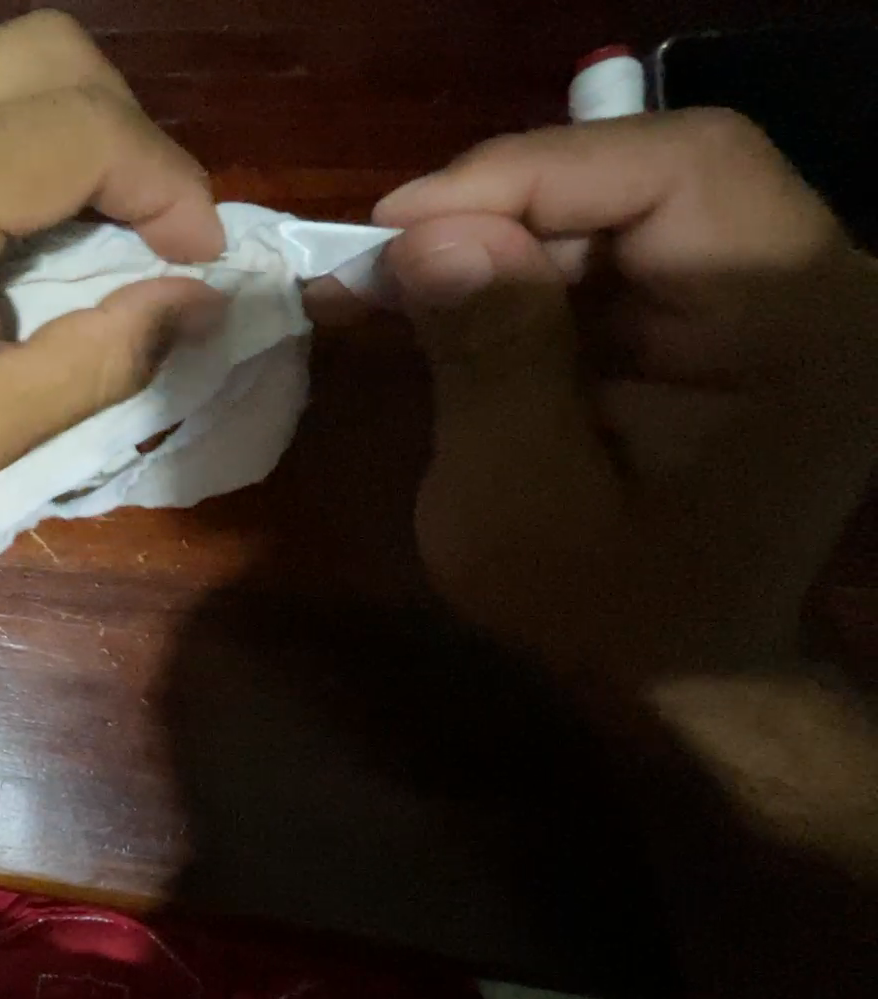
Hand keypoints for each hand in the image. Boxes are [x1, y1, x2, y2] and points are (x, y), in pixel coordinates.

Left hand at [0, 11, 225, 557]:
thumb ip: (101, 359)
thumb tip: (202, 300)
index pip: (75, 130)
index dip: (166, 181)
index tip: (200, 256)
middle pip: (46, 55)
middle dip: (127, 135)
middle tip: (154, 232)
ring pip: (5, 62)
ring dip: (77, 131)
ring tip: (104, 227)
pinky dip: (21, 140)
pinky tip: (28, 218)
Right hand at [372, 110, 877, 678]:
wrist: (663, 660)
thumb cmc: (592, 597)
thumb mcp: (517, 490)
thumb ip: (488, 356)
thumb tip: (426, 236)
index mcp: (790, 321)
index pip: (679, 170)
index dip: (527, 173)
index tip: (395, 225)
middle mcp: (791, 283)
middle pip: (639, 175)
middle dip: (491, 206)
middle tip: (375, 262)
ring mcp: (742, 299)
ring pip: (601, 211)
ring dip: (480, 240)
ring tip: (381, 285)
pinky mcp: (687, 322)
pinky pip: (586, 261)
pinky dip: (494, 274)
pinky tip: (425, 302)